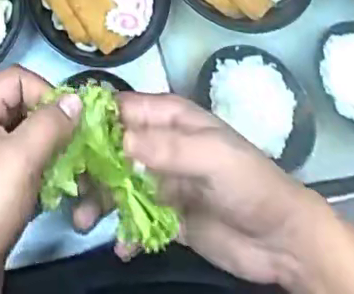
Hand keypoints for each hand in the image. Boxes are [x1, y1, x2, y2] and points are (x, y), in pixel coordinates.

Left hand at [0, 67, 81, 292]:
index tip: (73, 123)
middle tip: (79, 151)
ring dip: (51, 154)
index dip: (47, 94)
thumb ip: (49, 125)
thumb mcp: (20, 160)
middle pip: (23, 108)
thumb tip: (75, 99)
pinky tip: (56, 194)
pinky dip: (41, 175)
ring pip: (26, 140)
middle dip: (53, 126)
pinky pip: (22, 166)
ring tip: (72, 175)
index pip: (18, 78)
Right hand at [72, 92, 328, 281]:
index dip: (93, 119)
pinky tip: (119, 244)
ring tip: (82, 220)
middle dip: (88, 164)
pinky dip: (123, 230)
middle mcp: (159, 144)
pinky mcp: (167, 216)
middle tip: (67, 184)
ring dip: (98, 199)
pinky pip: (135, 218)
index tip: (65, 137)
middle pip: (111, 147)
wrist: (288, 243)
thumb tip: (121, 141)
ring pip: (117, 183)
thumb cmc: (250, 183)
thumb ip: (166, 148)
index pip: (121, 109)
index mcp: (168, 117)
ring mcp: (161, 181)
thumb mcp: (211, 156)